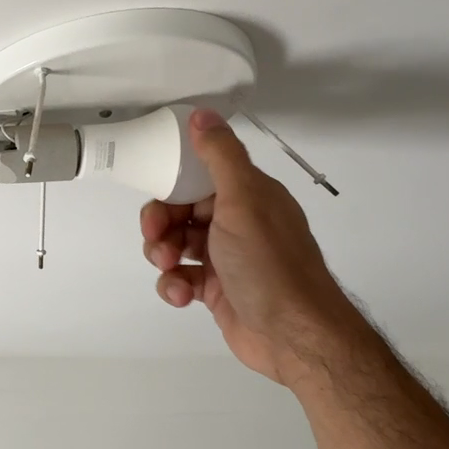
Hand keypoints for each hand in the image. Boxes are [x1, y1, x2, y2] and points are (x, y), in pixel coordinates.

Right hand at [140, 109, 366, 384]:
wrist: (292, 335)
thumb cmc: (268, 264)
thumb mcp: (243, 200)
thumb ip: (220, 156)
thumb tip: (203, 114)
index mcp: (248, 196)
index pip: (198, 178)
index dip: (171, 187)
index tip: (156, 198)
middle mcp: (238, 223)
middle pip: (180, 212)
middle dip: (160, 226)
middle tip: (158, 242)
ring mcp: (227, 258)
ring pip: (177, 246)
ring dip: (163, 256)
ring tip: (170, 270)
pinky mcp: (217, 290)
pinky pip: (182, 278)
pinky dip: (174, 285)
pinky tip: (181, 295)